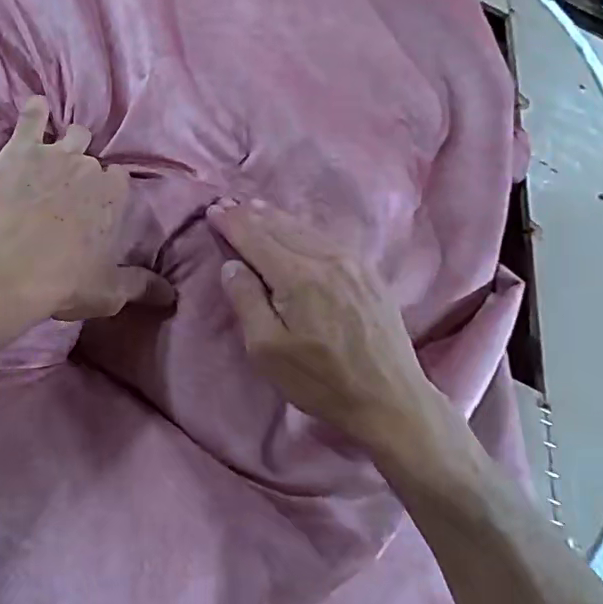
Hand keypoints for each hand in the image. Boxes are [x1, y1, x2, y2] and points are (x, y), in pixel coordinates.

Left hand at [0, 96, 174, 321]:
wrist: (7, 271)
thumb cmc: (63, 281)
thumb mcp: (110, 292)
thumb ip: (142, 286)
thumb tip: (172, 295)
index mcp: (114, 196)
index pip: (120, 180)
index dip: (107, 192)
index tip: (97, 206)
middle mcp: (90, 168)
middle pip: (95, 159)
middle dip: (85, 171)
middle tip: (69, 192)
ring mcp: (55, 154)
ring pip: (73, 134)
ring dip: (68, 143)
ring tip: (55, 157)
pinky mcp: (20, 150)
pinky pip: (32, 117)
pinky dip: (35, 111)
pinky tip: (36, 108)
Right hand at [207, 199, 440, 446]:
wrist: (391, 400)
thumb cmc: (322, 382)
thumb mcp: (268, 351)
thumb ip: (247, 301)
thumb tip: (232, 265)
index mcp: (298, 277)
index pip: (256, 238)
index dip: (232, 224)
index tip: (211, 210)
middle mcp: (327, 258)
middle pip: (280, 227)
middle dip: (250, 215)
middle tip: (227, 204)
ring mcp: (353, 262)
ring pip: (305, 229)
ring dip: (275, 217)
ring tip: (254, 208)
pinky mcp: (369, 272)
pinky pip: (326, 238)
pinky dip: (302, 228)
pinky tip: (295, 228)